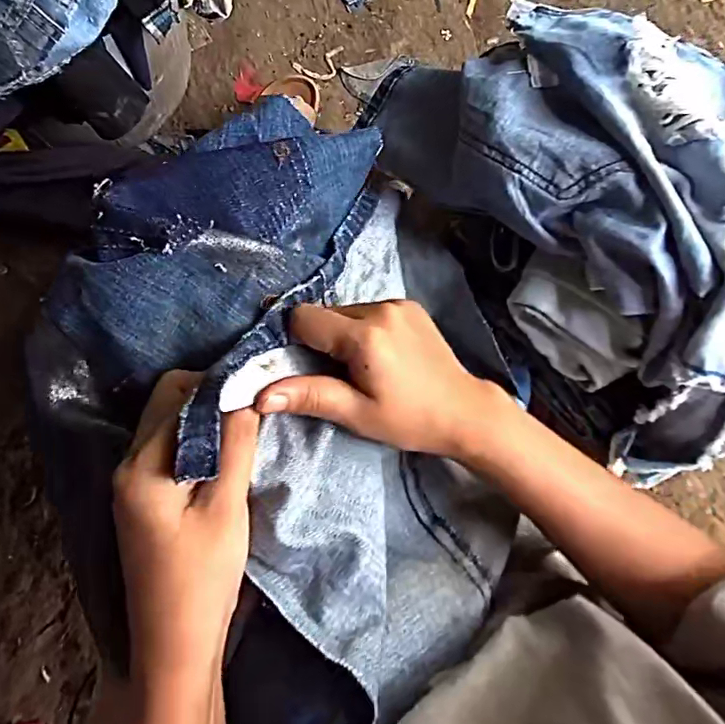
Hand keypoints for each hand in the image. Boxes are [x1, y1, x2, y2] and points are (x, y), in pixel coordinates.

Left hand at [114, 370, 260, 674]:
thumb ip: (234, 444)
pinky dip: (197, 438)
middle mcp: (126, 466)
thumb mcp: (226, 505)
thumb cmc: (203, 577)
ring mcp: (130, 483)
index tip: (255, 386)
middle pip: (166, 402)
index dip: (217, 382)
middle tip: (253, 405)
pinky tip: (226, 451)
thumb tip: (243, 390)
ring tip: (245, 425)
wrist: (174, 646)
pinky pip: (169, 447)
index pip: (176, 393)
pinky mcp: (142, 498)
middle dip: (209, 394)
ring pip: (168, 423)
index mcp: (141, 465)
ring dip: (204, 417)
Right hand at [256, 301, 514, 461]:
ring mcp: (398, 304)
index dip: (296, 342)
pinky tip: (382, 356)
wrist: (464, 410)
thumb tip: (260, 395)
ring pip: (346, 310)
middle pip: (326, 313)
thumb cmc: (410, 419)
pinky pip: (370, 309)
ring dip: (343, 333)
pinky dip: (365, 328)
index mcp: (366, 335)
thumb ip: (310, 396)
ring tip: (365, 367)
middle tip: (340, 375)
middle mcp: (381, 308)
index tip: (309, 368)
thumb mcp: (357, 414)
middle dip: (322, 340)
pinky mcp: (410, 305)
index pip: (305, 318)